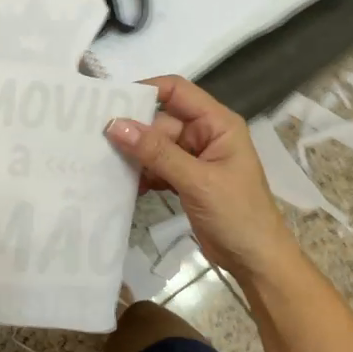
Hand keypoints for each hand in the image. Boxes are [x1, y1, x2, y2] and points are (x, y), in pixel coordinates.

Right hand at [106, 75, 297, 280]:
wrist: (256, 260)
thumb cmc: (237, 214)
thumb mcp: (197, 181)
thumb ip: (157, 152)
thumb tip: (115, 125)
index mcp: (217, 123)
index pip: (177, 91)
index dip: (145, 91)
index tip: (110, 103)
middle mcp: (205, 134)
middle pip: (160, 121)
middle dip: (133, 131)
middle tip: (96, 140)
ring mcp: (194, 158)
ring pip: (155, 146)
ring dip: (135, 156)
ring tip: (104, 164)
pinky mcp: (185, 180)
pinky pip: (157, 167)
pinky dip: (142, 175)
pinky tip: (124, 186)